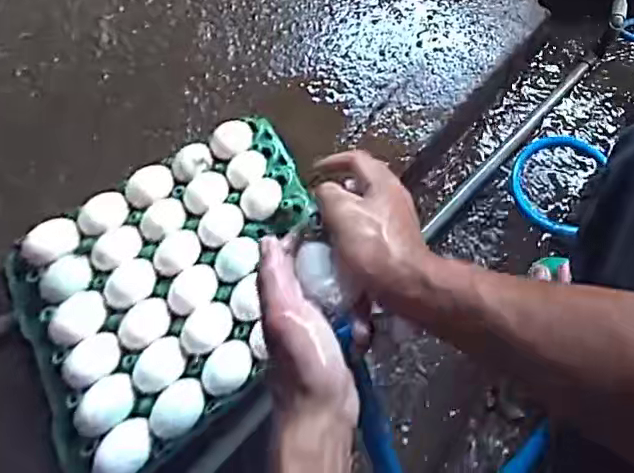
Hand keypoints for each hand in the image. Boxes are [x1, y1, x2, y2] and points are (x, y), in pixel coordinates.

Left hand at [257, 236, 357, 444]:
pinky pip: (352, 310)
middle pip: (316, 269)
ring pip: (338, 288)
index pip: (287, 257)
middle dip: (335, 260)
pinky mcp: (339, 336)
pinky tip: (365, 316)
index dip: (303, 236)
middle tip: (352, 249)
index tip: (325, 220)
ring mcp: (318, 323)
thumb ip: (275, 280)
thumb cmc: (304, 367)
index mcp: (279, 301)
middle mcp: (296, 310)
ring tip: (362, 287)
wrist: (325, 413)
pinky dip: (360, 311)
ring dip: (352, 288)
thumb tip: (268, 241)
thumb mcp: (285, 316)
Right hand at [312, 151, 433, 309]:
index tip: (315, 170)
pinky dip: (352, 227)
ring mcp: (397, 215)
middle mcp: (393, 193)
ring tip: (325, 224)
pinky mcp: (396, 237)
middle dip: (338, 187)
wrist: (406, 282)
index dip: (333, 161)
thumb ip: (329, 195)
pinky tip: (341, 244)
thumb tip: (324, 190)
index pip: (356, 158)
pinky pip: (370, 224)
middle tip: (319, 200)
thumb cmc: (375, 248)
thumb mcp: (343, 214)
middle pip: (362, 180)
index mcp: (382, 181)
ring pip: (365, 203)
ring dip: (344, 210)